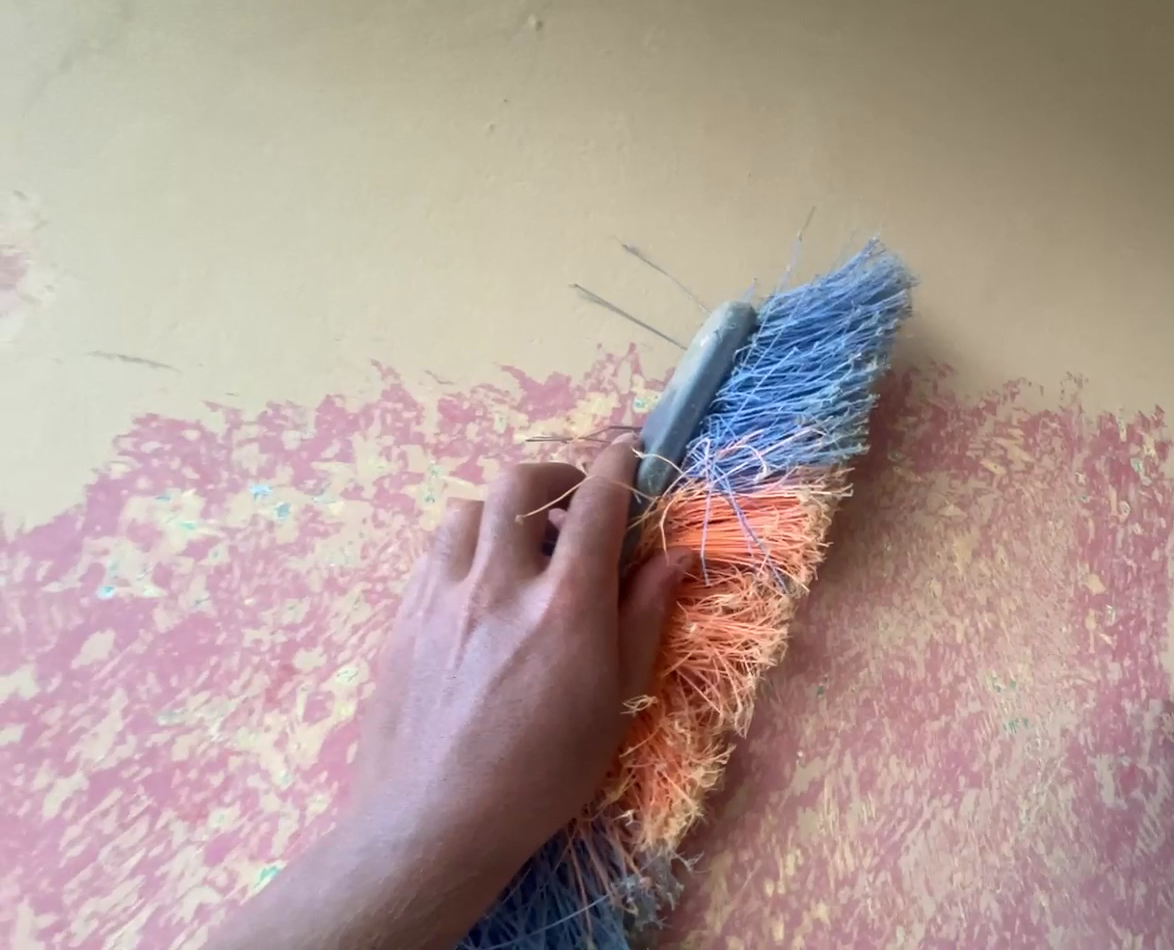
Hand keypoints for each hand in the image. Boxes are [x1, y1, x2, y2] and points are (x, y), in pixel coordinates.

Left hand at [211, 436, 687, 949]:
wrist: (431, 828)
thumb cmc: (546, 765)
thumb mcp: (618, 694)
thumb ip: (646, 612)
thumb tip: (676, 555)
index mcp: (566, 603)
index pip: (598, 503)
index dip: (618, 461)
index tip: (629, 442)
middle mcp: (500, 583)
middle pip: (518, 483)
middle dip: (555, 474)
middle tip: (575, 503)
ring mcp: (440, 598)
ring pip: (466, 509)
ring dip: (503, 512)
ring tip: (522, 547)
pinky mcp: (400, 619)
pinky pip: (433, 551)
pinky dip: (466, 545)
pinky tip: (479, 585)